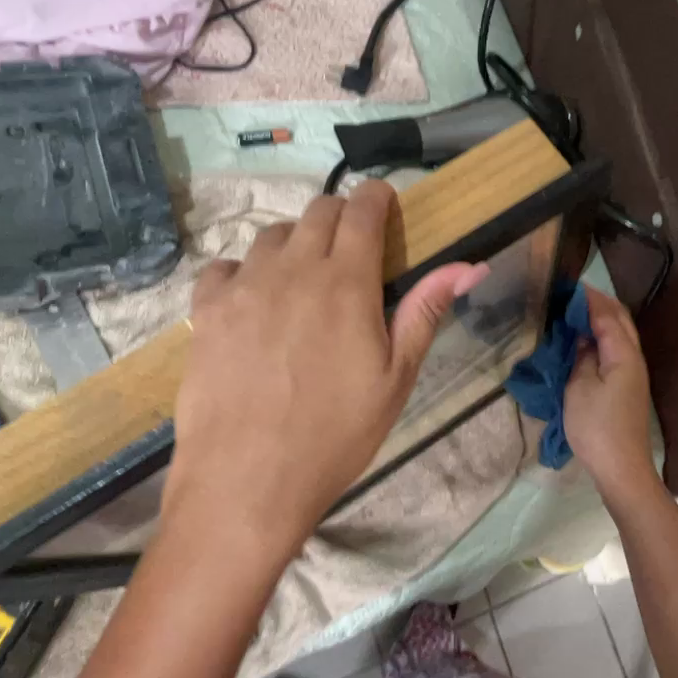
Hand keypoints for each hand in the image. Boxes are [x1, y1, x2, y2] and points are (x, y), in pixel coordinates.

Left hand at [165, 179, 484, 551]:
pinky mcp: (206, 310)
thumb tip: (471, 264)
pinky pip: (226, 267)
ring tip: (306, 283)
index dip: (378, 197)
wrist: (247, 479)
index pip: (362, 209)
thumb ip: (426, 311)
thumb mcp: (396, 377)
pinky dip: (246, 272)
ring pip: (272, 235)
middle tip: (354, 253)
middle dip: (342, 217)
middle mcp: (292, 269)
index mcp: (346, 282)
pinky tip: (256, 304)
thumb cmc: (337, 433)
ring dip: (296, 244)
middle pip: (317, 211)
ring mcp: (243, 287)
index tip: (387, 208)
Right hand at [563, 288, 659, 498]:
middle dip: (598, 303)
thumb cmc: (597, 427)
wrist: (621, 468)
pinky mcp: (629, 387)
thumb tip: (582, 336)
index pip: (606, 314)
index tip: (566, 284)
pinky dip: (602, 337)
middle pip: (620, 320)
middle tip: (571, 294)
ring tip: (575, 312)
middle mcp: (634, 358)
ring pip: (621, 335)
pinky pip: (617, 350)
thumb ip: (580, 356)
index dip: (587, 298)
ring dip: (602, 319)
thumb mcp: (578, 388)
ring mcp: (634, 373)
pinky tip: (584, 341)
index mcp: (624, 354)